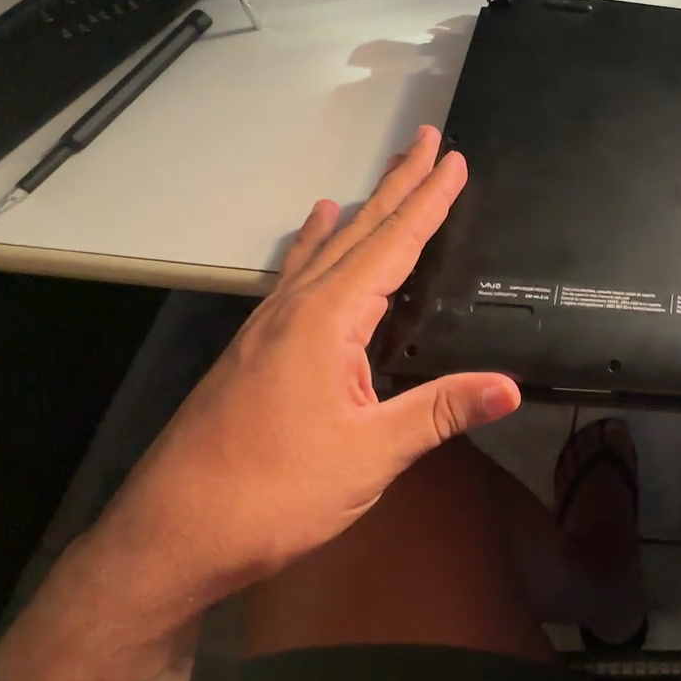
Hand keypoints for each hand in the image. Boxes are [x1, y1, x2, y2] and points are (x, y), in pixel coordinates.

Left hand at [93, 125, 521, 606]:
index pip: (393, 246)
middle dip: (398, 185)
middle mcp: (296, 309)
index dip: (428, 202)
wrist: (170, 538)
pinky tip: (318, 228)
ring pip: (329, 248)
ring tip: (387, 174)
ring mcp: (270, 325)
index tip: (453, 161)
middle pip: (360, 232)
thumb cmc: (273, 494)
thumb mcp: (371, 454)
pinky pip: (299, 274)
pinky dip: (318, 243)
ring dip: (365, 208)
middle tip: (428, 142)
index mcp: (327, 322)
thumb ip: (442, 411)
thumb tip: (510, 387)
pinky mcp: (257, 348)